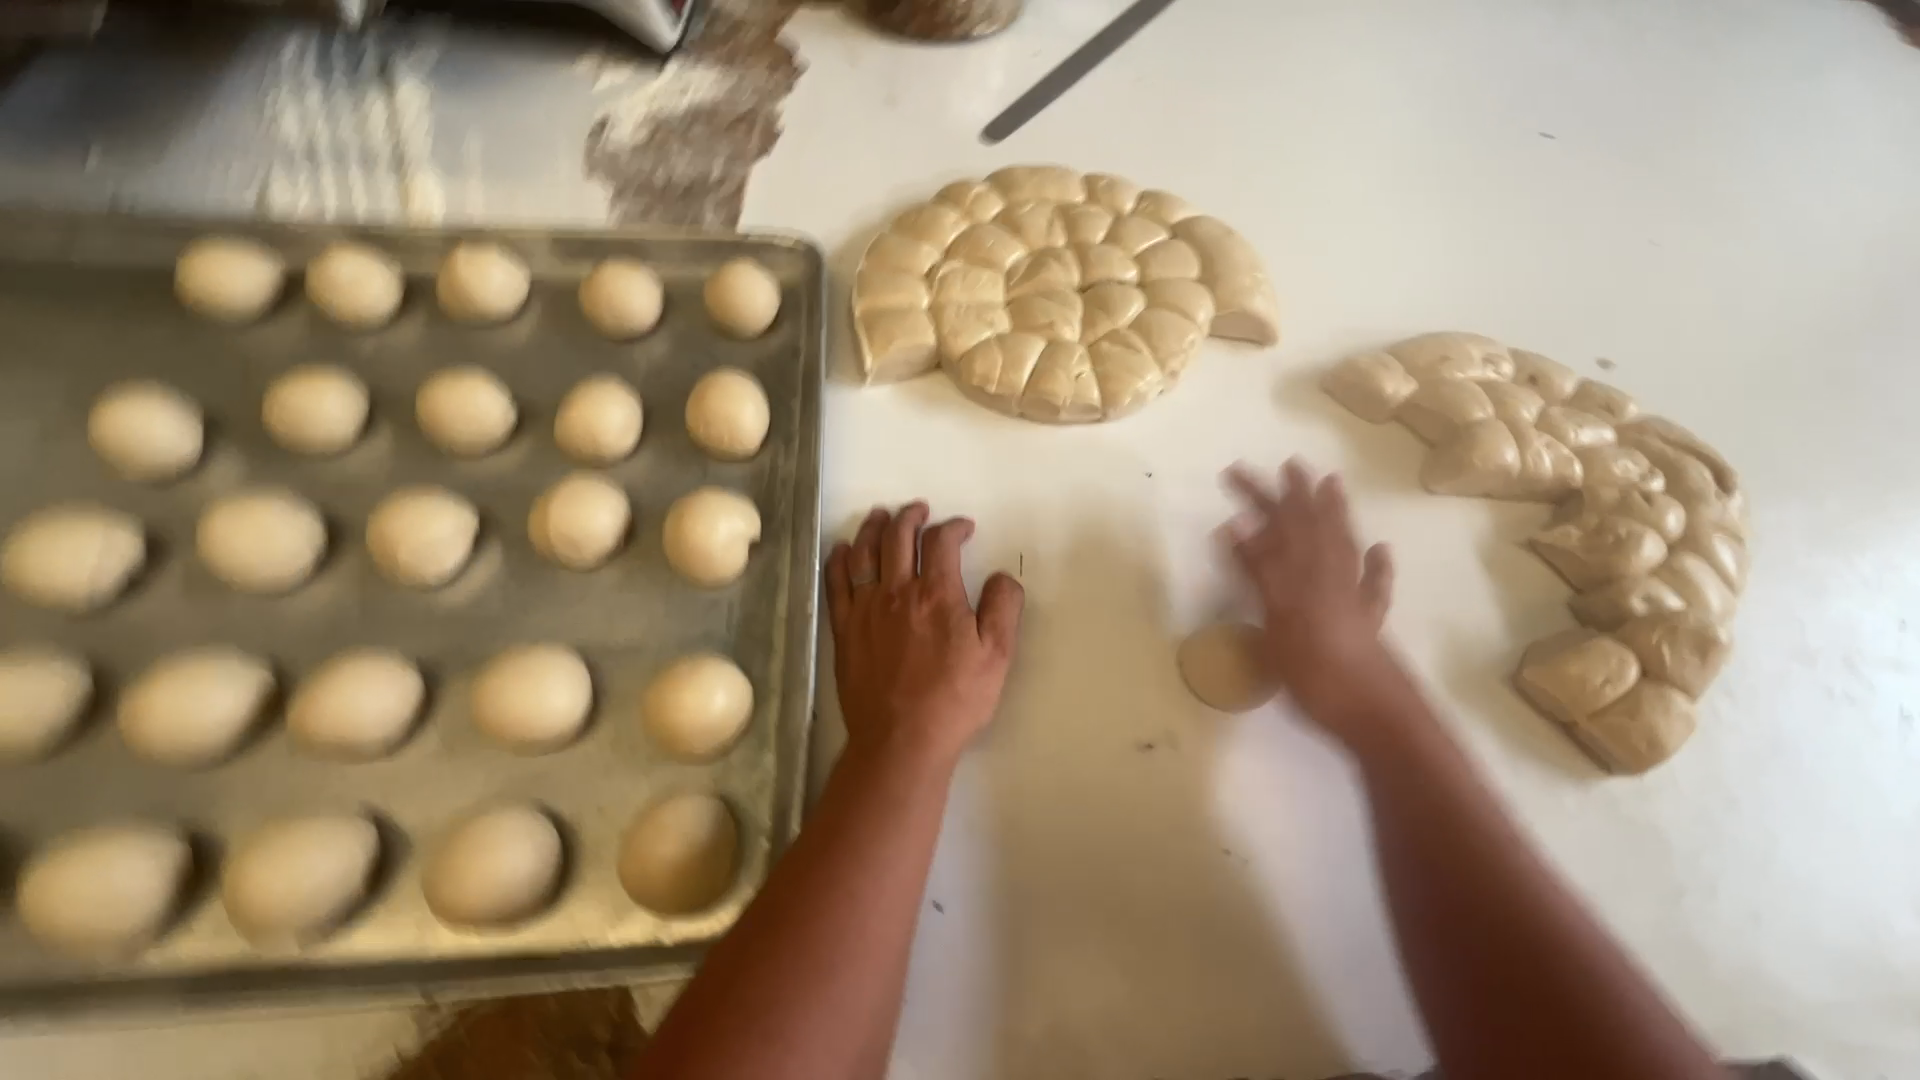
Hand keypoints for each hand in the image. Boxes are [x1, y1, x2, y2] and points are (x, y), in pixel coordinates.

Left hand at [826, 503, 1024, 768]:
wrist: (902, 740)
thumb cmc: (955, 700)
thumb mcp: (997, 656)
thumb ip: (1003, 608)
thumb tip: (1000, 576)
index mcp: (937, 595)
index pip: (941, 542)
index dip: (954, 528)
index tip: (963, 529)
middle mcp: (897, 592)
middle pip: (898, 537)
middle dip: (911, 517)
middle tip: (919, 510)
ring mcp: (865, 610)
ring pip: (864, 553)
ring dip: (873, 528)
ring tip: (879, 516)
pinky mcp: (844, 630)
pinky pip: (836, 584)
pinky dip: (839, 560)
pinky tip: (843, 550)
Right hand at [1223, 459, 1400, 742]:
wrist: (1374, 716)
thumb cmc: (1315, 672)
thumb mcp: (1275, 618)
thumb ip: (1258, 570)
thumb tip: (1236, 522)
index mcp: (1303, 574)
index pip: (1278, 525)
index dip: (1258, 497)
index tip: (1234, 472)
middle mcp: (1329, 577)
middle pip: (1311, 528)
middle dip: (1295, 497)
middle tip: (1288, 466)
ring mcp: (1351, 599)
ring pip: (1342, 546)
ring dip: (1334, 515)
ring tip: (1331, 486)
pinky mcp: (1367, 624)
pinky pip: (1372, 587)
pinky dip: (1375, 566)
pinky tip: (1379, 551)